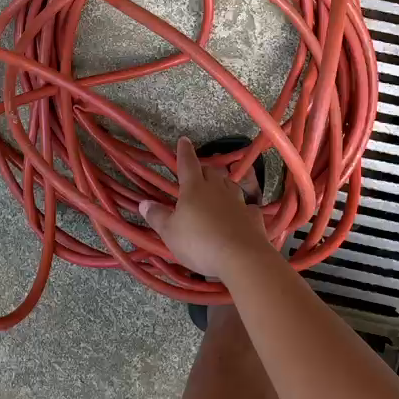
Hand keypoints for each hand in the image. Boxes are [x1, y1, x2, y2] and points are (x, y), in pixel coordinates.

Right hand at [139, 137, 273, 280]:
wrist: (241, 258)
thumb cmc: (199, 243)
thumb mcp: (170, 233)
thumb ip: (157, 217)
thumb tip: (144, 203)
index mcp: (194, 188)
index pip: (188, 163)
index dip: (184, 152)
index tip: (184, 140)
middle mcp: (217, 189)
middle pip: (210, 172)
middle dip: (203, 170)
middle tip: (198, 174)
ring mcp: (238, 202)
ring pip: (230, 185)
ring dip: (223, 185)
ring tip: (218, 190)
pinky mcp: (253, 217)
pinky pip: (248, 207)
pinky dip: (243, 208)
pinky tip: (242, 214)